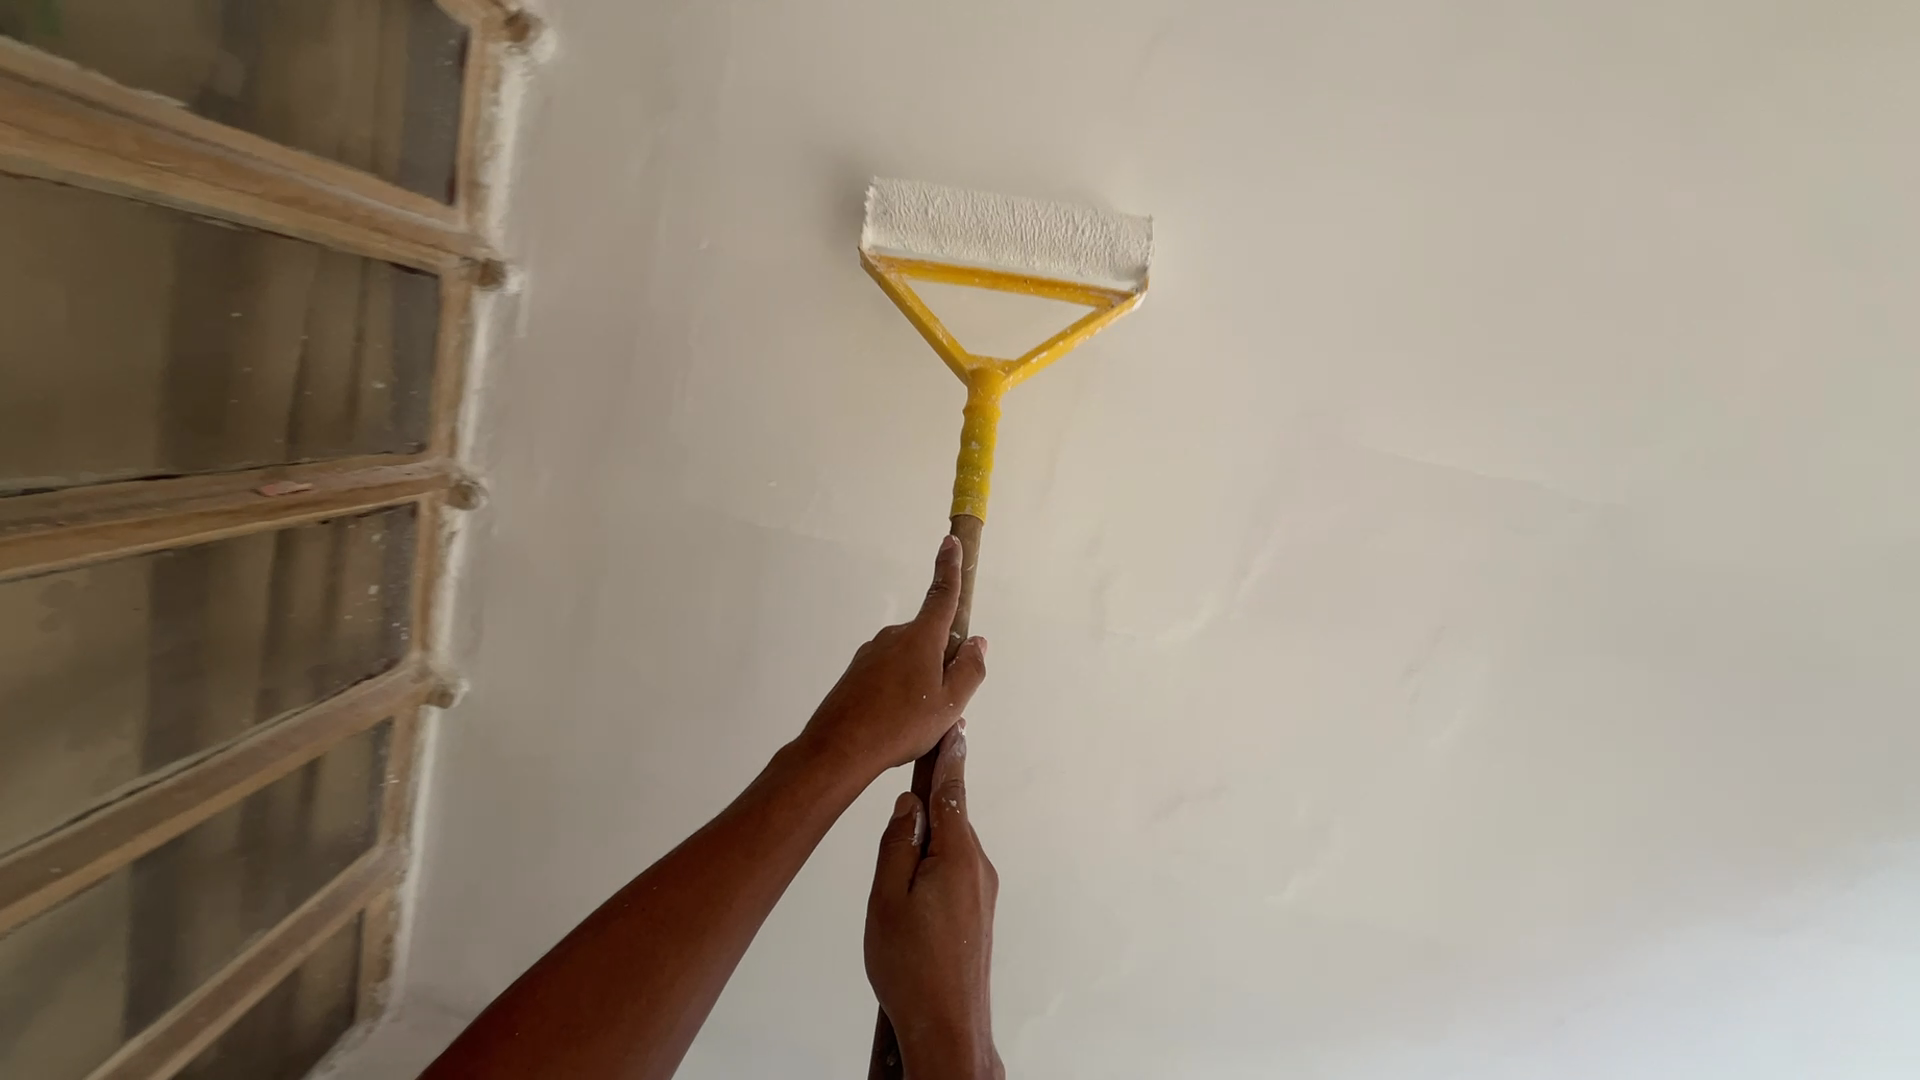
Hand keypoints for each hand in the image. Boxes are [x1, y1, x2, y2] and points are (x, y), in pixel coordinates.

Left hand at [797, 536, 987, 780]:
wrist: (839, 747)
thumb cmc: (901, 725)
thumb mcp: (950, 704)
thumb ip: (970, 670)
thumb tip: (977, 642)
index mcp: (921, 638)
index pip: (942, 594)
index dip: (950, 568)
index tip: (950, 542)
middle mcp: (895, 637)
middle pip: (929, 637)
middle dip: (942, 660)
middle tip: (944, 702)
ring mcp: (872, 653)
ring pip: (908, 659)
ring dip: (919, 680)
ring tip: (917, 721)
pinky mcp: (856, 672)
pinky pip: (888, 674)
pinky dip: (898, 690)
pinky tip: (895, 722)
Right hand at [865, 727, 1002, 1079]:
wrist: (947, 1027)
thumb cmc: (911, 968)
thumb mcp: (887, 898)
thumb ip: (897, 843)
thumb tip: (910, 805)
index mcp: (956, 857)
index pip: (953, 793)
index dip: (950, 759)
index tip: (956, 730)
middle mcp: (978, 868)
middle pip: (950, 820)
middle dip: (929, 806)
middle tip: (907, 798)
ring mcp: (982, 891)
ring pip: (950, 848)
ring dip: (928, 842)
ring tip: (899, 865)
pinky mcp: (979, 910)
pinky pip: (956, 869)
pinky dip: (936, 862)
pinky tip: (914, 890)